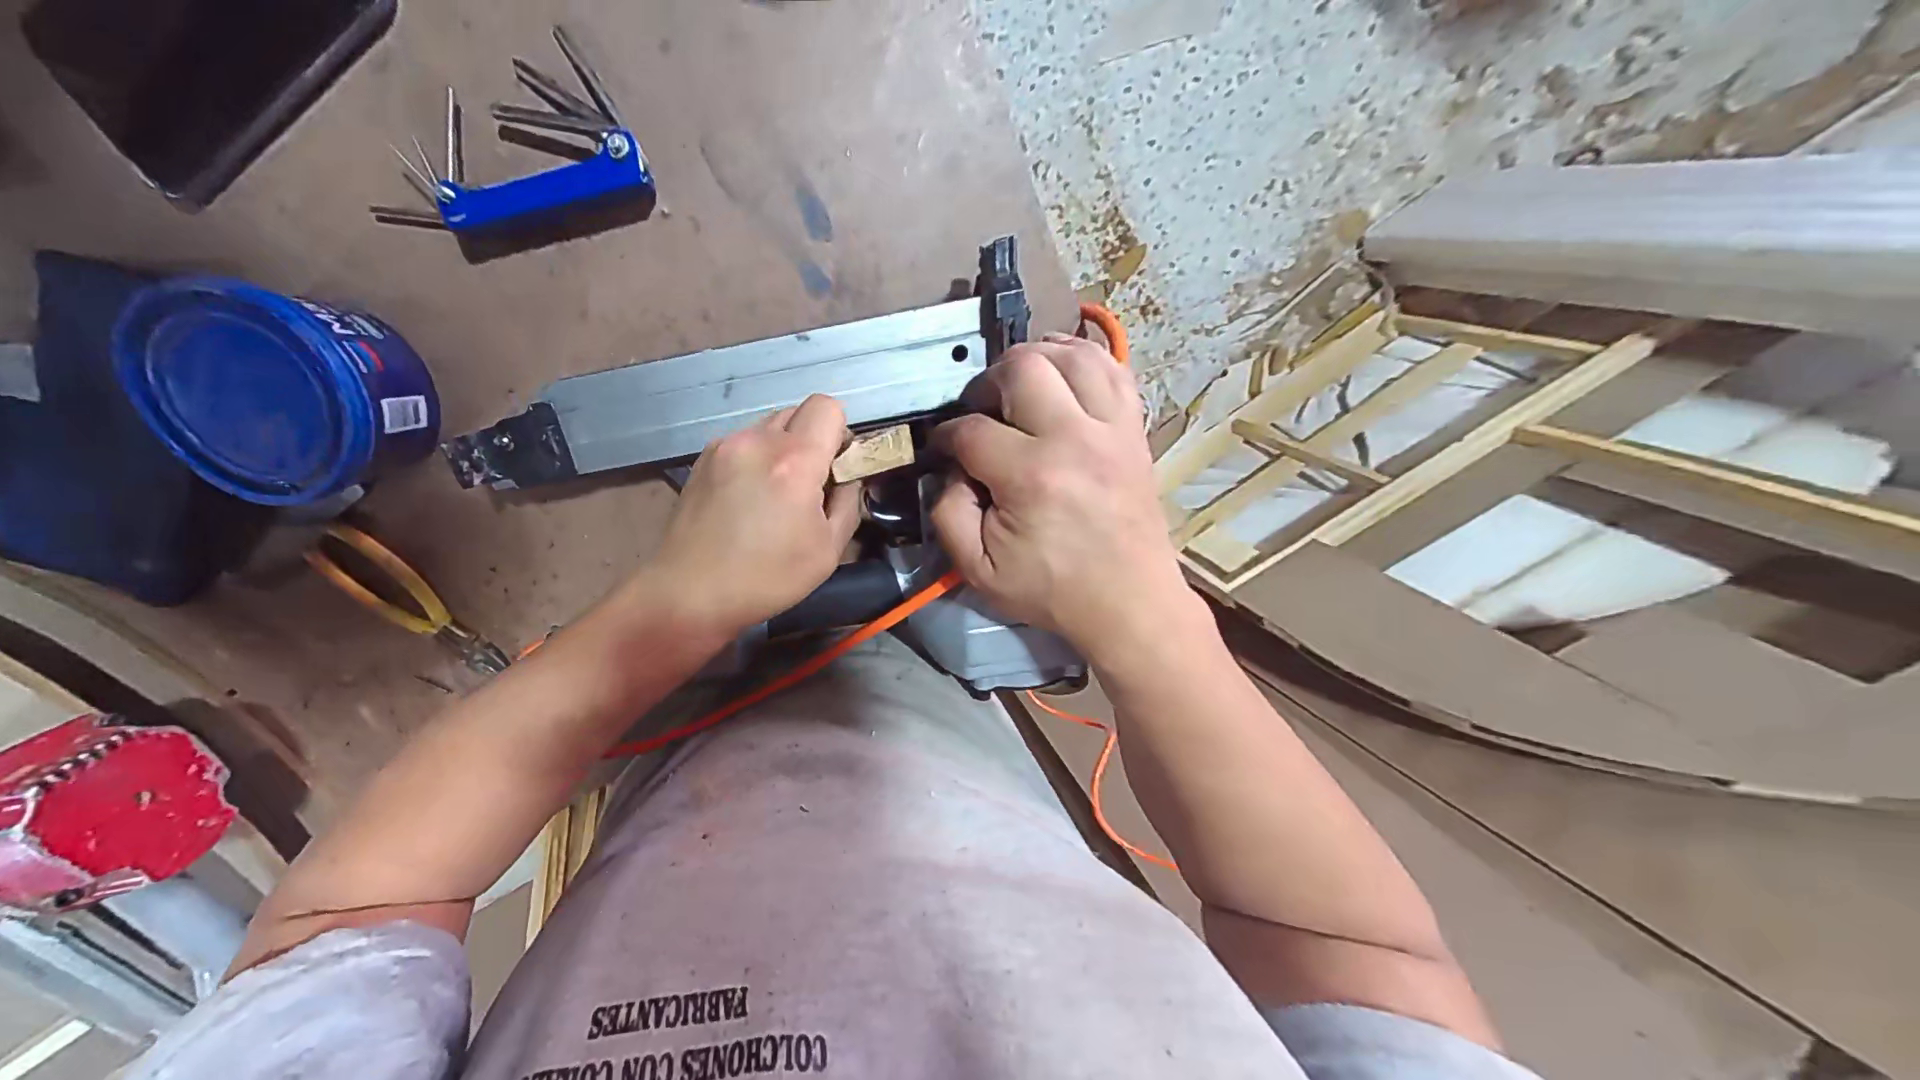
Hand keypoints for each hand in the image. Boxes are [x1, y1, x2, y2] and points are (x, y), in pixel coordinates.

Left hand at [640, 395, 861, 635]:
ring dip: (785, 449)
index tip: (838, 467)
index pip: (828, 407)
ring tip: (777, 494)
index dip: (841, 433)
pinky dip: (758, 459)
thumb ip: (848, 502)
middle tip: (812, 484)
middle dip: (815, 440)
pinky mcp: (703, 458)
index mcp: (793, 461)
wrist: (689, 593)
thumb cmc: (766, 578)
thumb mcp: (829, 549)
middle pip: (799, 412)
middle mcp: (757, 441)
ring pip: (771, 427)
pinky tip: (750, 499)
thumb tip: (849, 477)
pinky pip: (745, 443)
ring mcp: (725, 446)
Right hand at [930, 335, 1198, 663]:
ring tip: (1018, 385)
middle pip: (1022, 367)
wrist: (1130, 602)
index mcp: (1030, 476)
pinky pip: (1114, 370)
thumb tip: (951, 471)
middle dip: (988, 381)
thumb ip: (948, 515)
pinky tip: (1063, 373)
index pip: (972, 429)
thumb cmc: (1054, 590)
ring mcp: (1112, 429)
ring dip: (1036, 358)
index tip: (943, 449)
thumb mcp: (980, 571)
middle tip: (981, 411)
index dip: (946, 436)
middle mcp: (1074, 438)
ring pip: (1072, 355)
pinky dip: (1085, 360)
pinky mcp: (1134, 431)